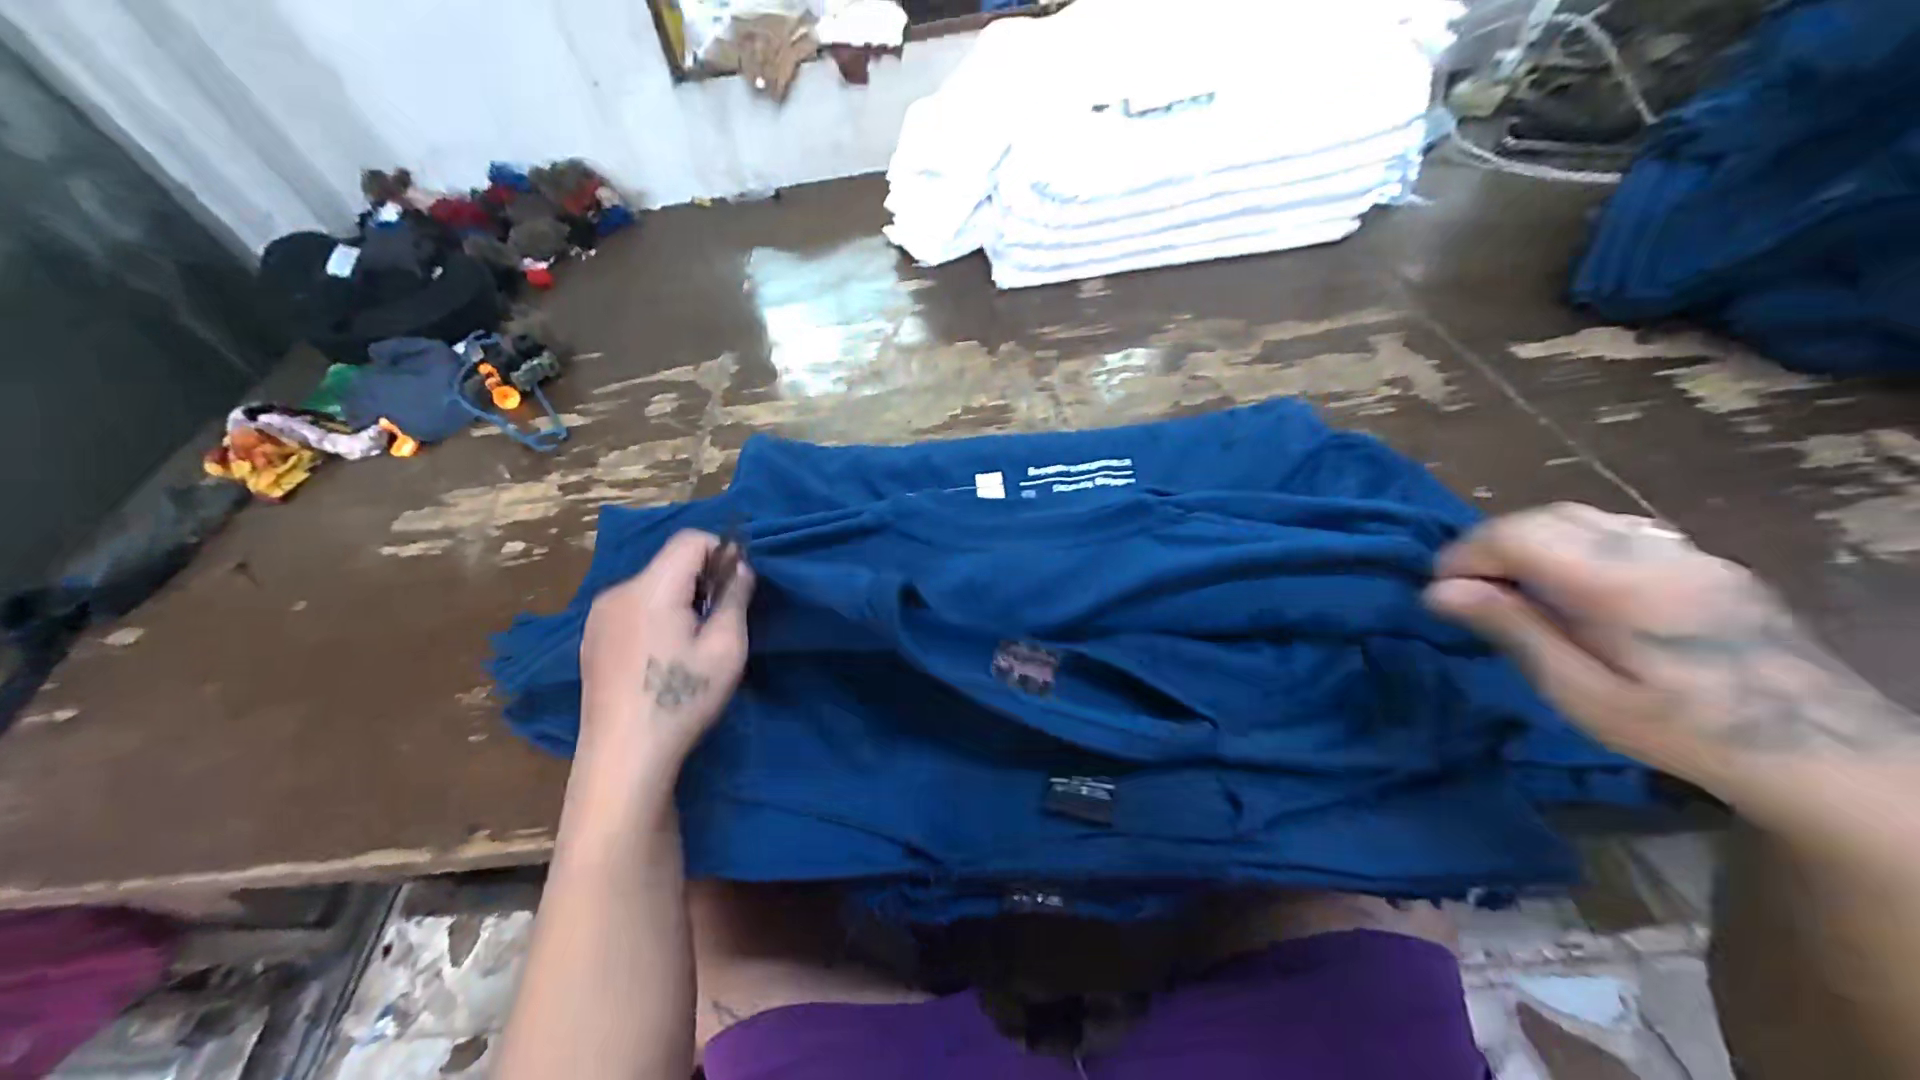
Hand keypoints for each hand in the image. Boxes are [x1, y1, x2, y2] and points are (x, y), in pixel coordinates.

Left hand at [579, 530, 754, 767]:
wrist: (624, 756)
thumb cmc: (682, 698)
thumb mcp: (727, 648)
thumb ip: (735, 598)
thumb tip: (739, 568)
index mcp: (650, 588)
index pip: (689, 539)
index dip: (721, 552)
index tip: (737, 586)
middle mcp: (617, 592)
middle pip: (669, 563)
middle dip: (701, 580)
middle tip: (720, 621)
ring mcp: (598, 616)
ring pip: (651, 586)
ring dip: (678, 599)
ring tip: (691, 644)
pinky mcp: (591, 639)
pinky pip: (632, 608)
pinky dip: (655, 616)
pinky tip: (662, 657)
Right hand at [1424, 503, 1919, 803]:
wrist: (1824, 754)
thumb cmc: (1683, 730)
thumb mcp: (1581, 693)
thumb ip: (1514, 630)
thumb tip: (1440, 591)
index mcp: (1620, 583)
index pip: (1517, 535)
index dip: (1464, 555)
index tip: (1439, 592)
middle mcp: (1654, 552)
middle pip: (1547, 517)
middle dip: (1491, 544)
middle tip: (1467, 589)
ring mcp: (1687, 553)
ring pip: (1583, 518)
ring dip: (1531, 541)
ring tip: (1512, 585)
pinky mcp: (1706, 564)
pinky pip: (1619, 532)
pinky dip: (1572, 544)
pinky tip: (1571, 584)